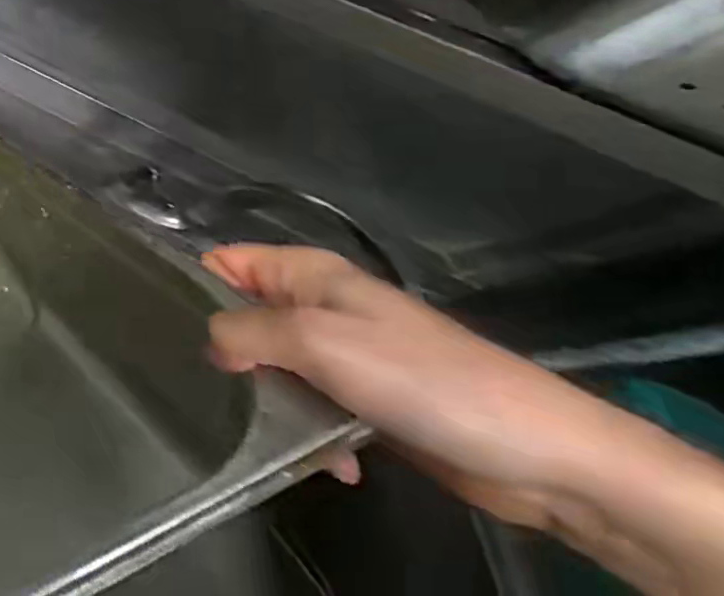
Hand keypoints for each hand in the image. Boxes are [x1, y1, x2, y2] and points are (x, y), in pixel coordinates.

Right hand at [201, 244, 626, 529]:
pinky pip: (311, 405)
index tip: (179, 331)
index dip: (198, 290)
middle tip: (226, 390)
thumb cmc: (421, 378)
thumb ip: (246, 331)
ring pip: (274, 367)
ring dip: (274, 403)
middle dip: (233, 354)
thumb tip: (212, 343)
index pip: (224, 262)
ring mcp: (343, 352)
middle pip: (244, 317)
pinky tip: (333, 462)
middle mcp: (318, 305)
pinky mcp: (364, 398)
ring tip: (283, 435)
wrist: (544, 456)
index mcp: (306, 273)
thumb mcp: (316, 341)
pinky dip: (312, 433)